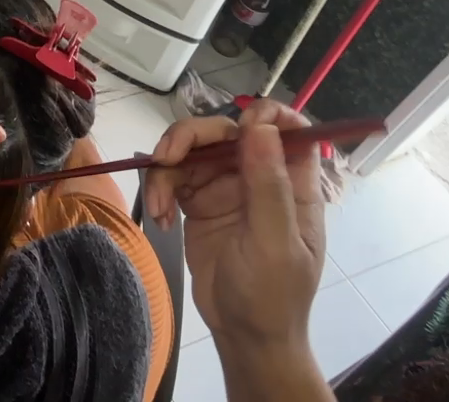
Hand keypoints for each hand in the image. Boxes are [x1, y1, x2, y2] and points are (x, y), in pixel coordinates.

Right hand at [143, 100, 324, 351]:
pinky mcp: (195, 199)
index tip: (239, 123)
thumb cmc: (272, 295)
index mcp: (291, 183)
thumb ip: (267, 185)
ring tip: (158, 206)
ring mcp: (224, 185)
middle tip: (165, 159)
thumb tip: (260, 126)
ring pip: (190, 148)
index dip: (265, 114)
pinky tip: (160, 218)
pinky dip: (158, 191)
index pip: (288, 129)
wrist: (242, 335)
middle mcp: (256, 175)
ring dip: (166, 169)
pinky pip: (171, 175)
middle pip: (223, 130)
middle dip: (189, 138)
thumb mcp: (274, 243)